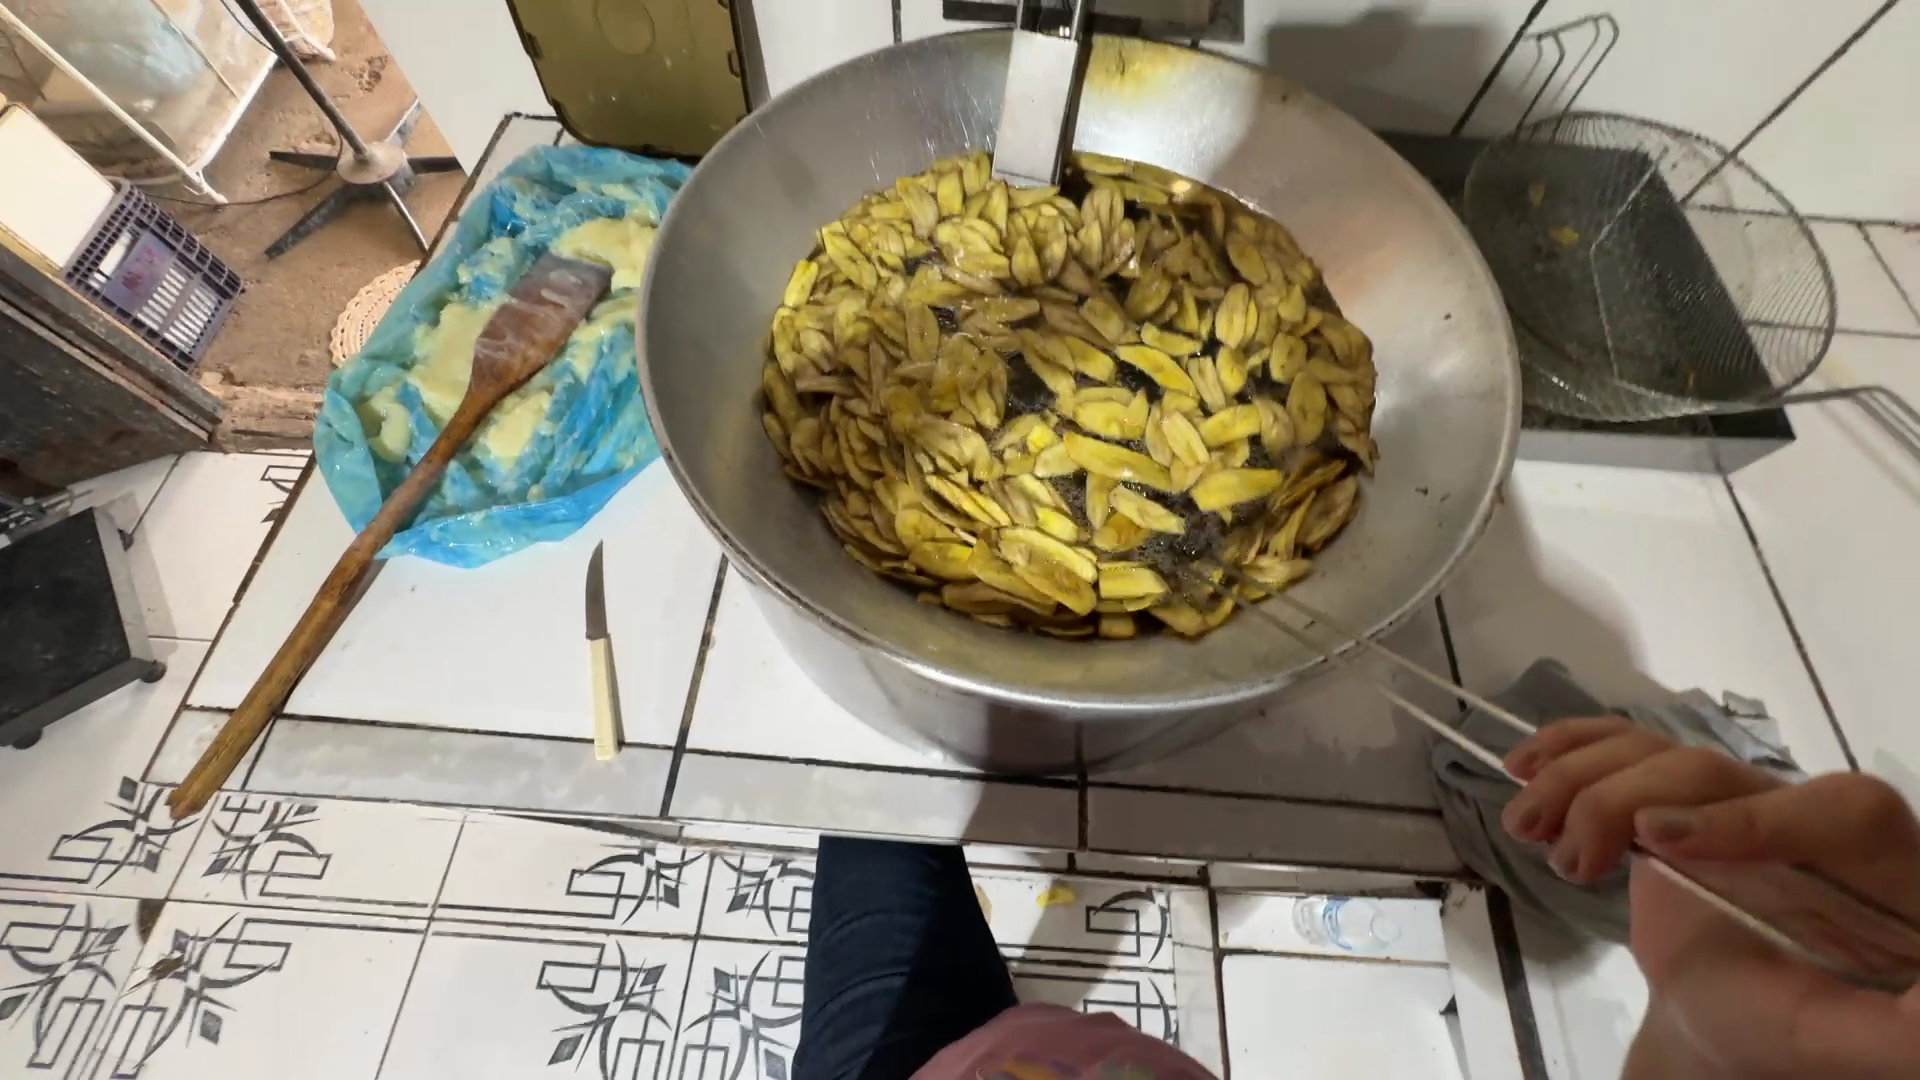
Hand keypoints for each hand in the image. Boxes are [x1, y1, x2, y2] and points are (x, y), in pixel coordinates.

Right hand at [1498, 717, 1919, 1078]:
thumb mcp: (1848, 1048)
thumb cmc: (1780, 1037)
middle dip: (1612, 803)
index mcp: (1877, 878)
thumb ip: (1910, 1033)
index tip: (1653, 840)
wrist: (1715, 1018)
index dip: (1747, 814)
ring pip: (1645, 749)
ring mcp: (1727, 798)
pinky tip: (1522, 768)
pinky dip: (1562, 746)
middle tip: (1565, 865)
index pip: (1839, 811)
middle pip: (1705, 769)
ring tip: (1525, 832)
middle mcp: (1802, 819)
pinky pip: (1616, 741)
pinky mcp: (1665, 790)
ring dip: (1568, 782)